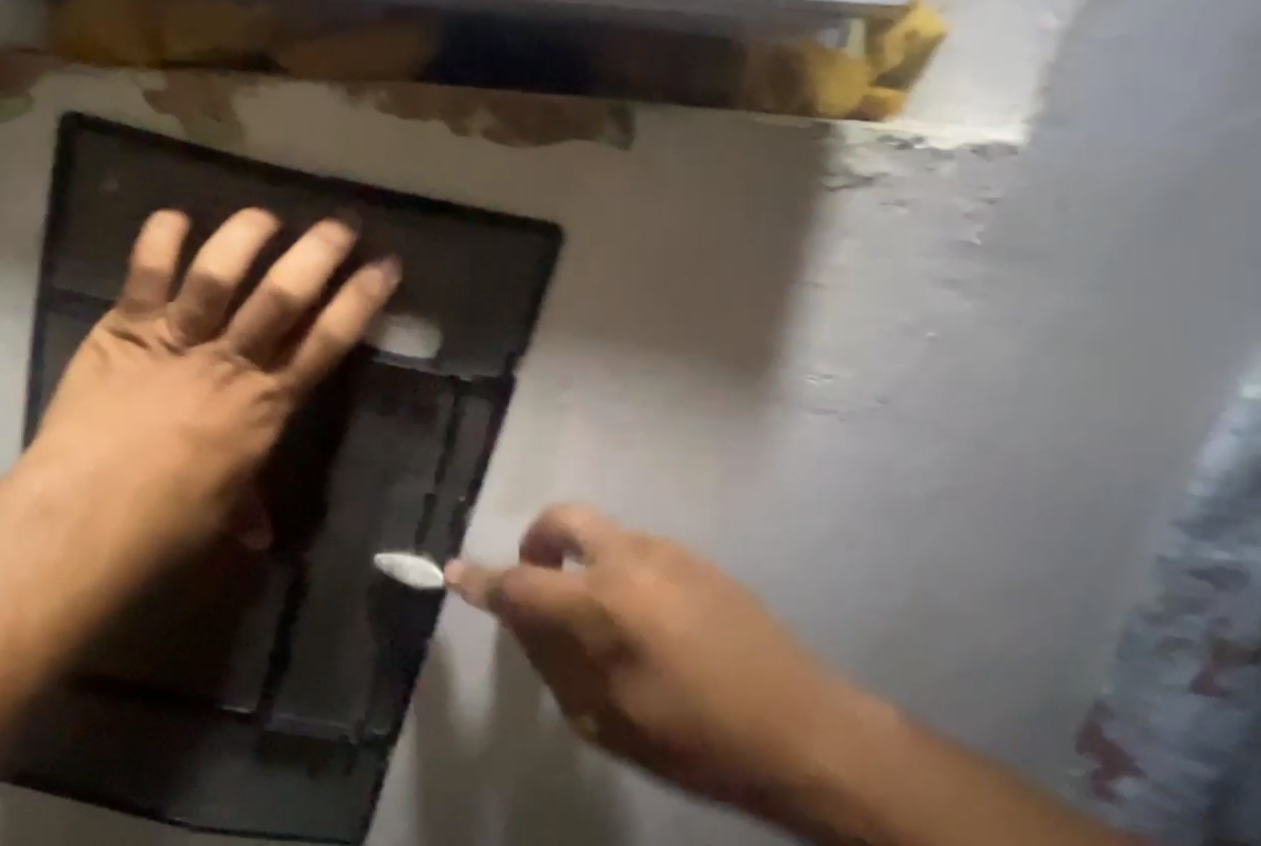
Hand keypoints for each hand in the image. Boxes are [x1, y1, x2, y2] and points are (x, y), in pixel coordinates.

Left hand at [23, 207, 399, 564]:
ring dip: (247, 235)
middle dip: (320, 252)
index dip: (360, 301)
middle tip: (341, 223)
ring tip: (266, 215)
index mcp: (265, 406)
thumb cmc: (165, 525)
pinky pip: (147, 272)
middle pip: (285, 295)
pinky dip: (160, 238)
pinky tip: (175, 217)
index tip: (384, 265)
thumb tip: (261, 535)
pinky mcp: (127, 329)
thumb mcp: (220, 513)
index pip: (327, 342)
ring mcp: (178, 339)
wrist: (88, 514)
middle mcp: (230, 361)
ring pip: (220, 272)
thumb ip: (244, 506)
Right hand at [446, 507, 875, 823]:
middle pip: (564, 519)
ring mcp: (671, 556)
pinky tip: (646, 623)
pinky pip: (640, 553)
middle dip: (537, 542)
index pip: (519, 584)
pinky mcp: (702, 564)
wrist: (807, 733)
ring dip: (584, 562)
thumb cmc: (694, 739)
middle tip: (537, 580)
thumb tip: (523, 618)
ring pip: (605, 536)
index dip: (481, 581)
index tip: (453, 572)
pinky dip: (621, 572)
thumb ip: (553, 658)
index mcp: (600, 605)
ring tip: (600, 619)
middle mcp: (630, 562)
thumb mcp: (605, 718)